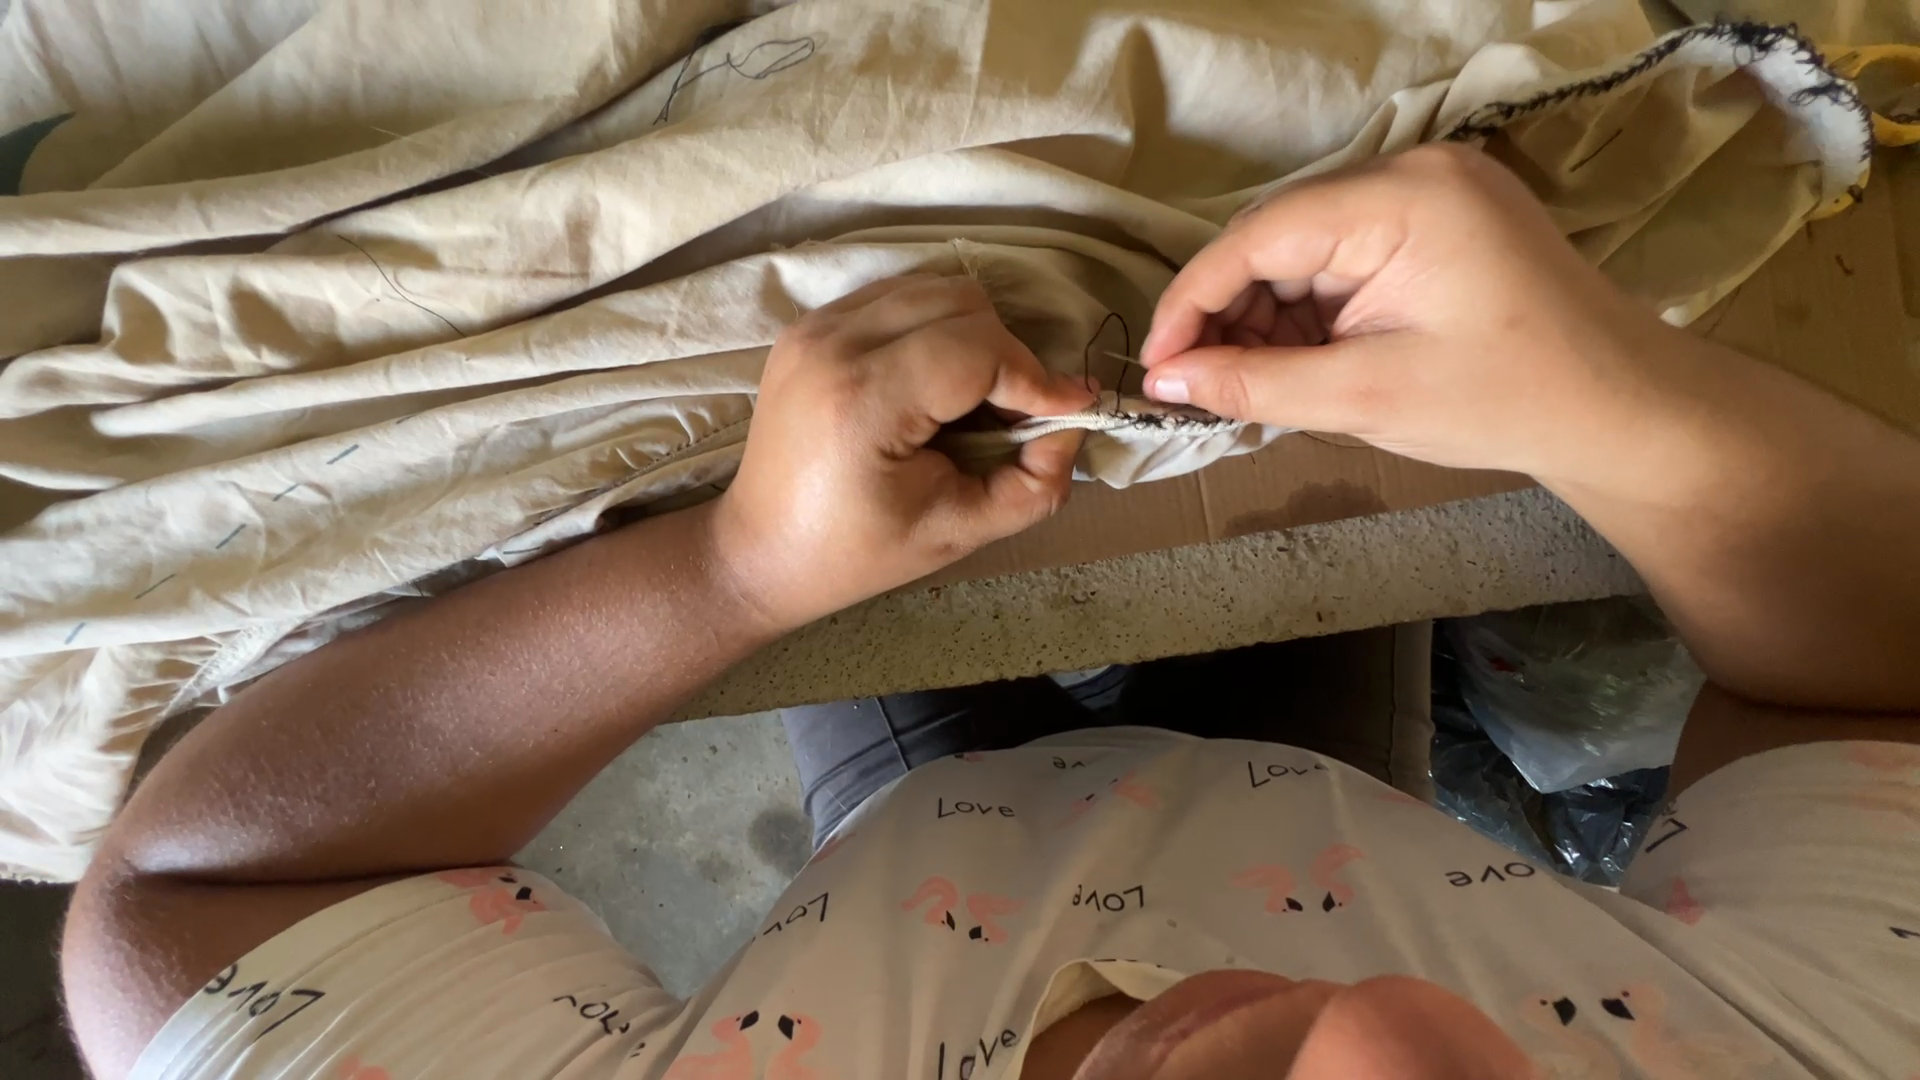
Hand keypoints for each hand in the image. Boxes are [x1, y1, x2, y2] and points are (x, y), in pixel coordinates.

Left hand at [710, 275, 1096, 631]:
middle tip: (1019, 413)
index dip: (1036, 377)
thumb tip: (1071, 420)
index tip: (1071, 407)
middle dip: (1008, 355)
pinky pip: (899, 297)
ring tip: (979, 399)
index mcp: (863, 399)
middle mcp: (832, 343)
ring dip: (975, 336)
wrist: (763, 549)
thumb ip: (1036, 483)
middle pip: (961, 303)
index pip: (977, 349)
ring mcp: (814, 326)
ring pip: (933, 288)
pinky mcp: (809, 325)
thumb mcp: (960, 533)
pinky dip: (936, 328)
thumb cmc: (858, 553)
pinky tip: (936, 383)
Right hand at [1138, 143, 1715, 481]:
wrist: (1617, 409)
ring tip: (1242, 384)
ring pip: (1290, 257)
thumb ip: (1250, 384)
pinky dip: (1292, 321)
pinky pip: (1324, 268)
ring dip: (1254, 322)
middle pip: (1269, 241)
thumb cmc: (1500, 401)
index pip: (1256, 237)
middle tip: (1194, 384)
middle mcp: (1405, 176)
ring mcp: (1414, 198)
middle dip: (1222, 316)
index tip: (1154, 366)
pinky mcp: (1416, 230)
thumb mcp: (1360, 399)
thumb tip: (1161, 380)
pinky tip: (1284, 365)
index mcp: (1402, 199)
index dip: (1190, 301)